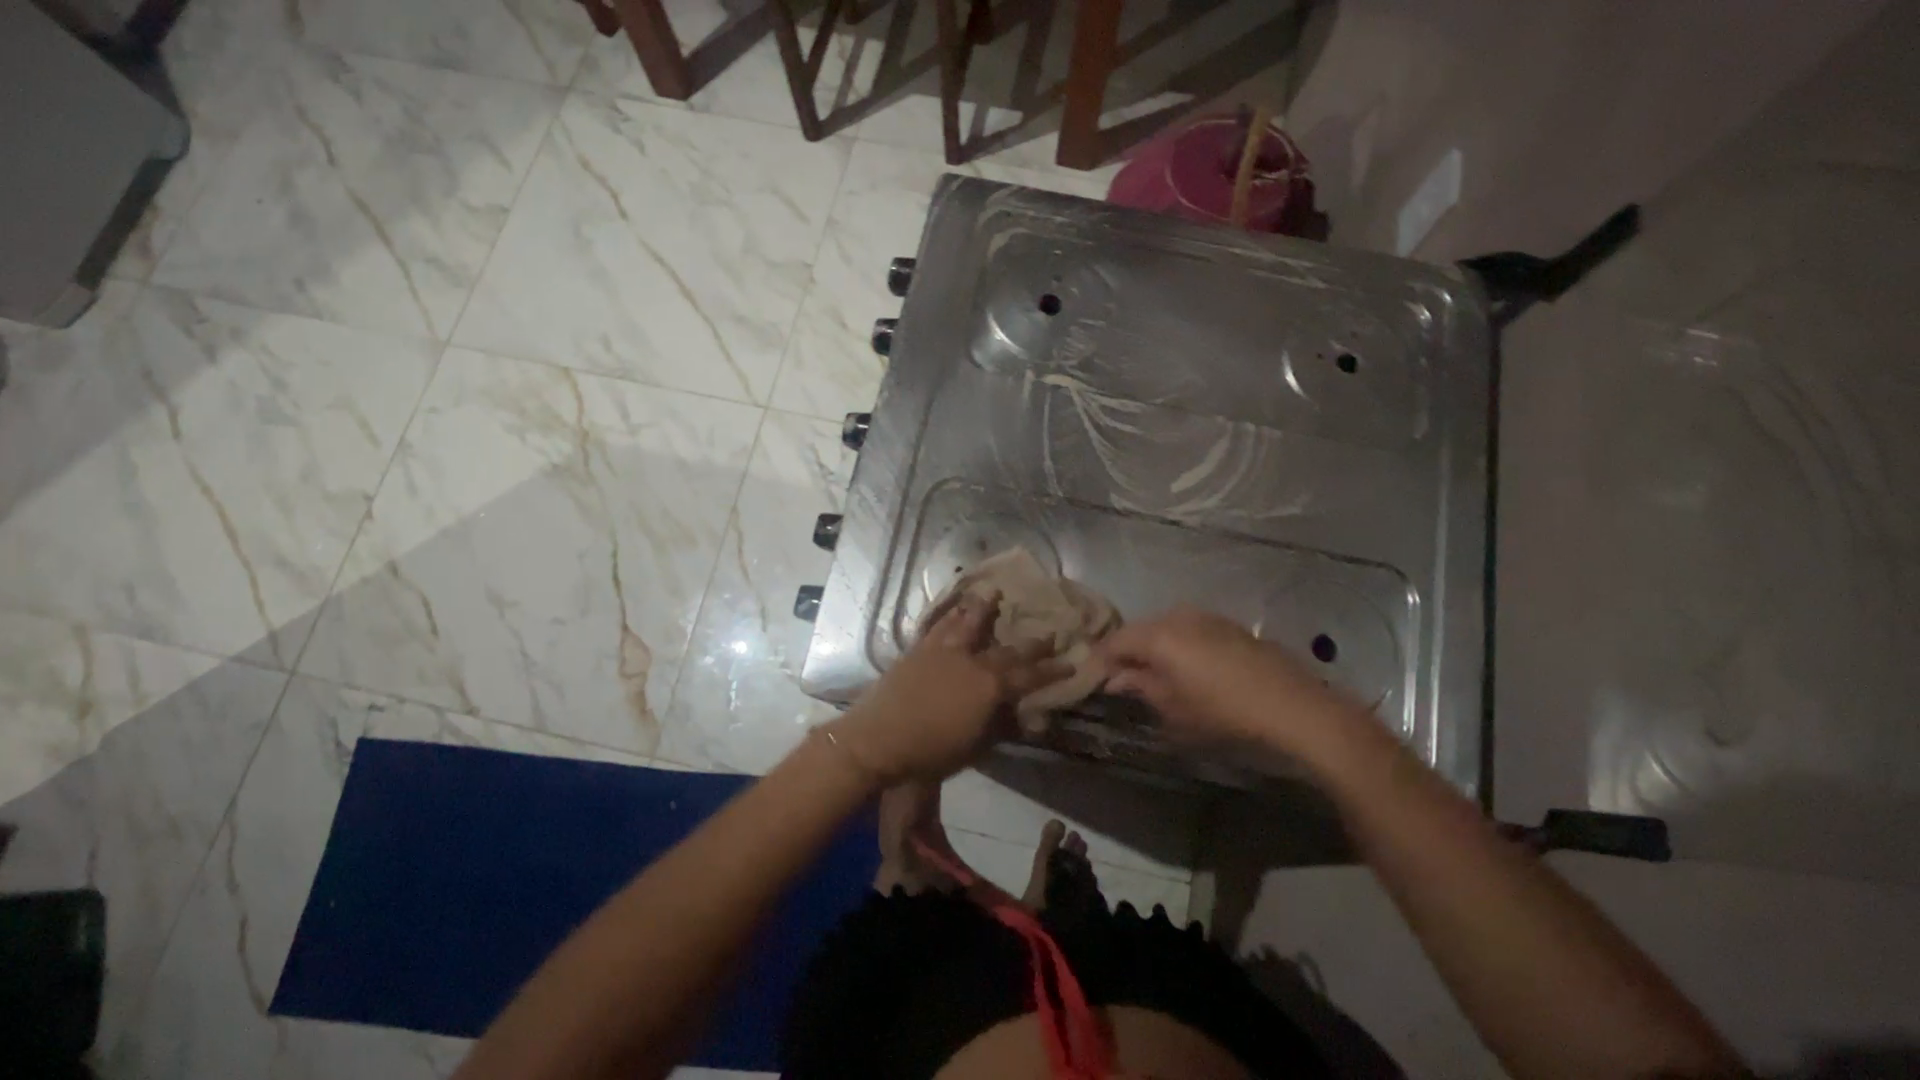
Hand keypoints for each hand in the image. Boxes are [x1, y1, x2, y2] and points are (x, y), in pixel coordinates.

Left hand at [830, 596, 1068, 781]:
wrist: (877, 739)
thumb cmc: (931, 752)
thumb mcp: (975, 746)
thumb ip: (1004, 727)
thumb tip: (1031, 719)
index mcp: (990, 686)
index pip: (1029, 676)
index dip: (1051, 670)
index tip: (1070, 662)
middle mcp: (970, 660)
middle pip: (1006, 649)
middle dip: (1030, 642)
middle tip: (1047, 631)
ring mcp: (941, 651)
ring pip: (967, 623)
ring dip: (982, 609)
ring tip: (992, 592)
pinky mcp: (916, 650)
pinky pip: (936, 627)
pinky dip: (948, 616)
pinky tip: (951, 610)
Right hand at [1098, 606, 1366, 758]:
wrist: (1292, 706)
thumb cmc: (1223, 712)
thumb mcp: (1173, 709)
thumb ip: (1140, 687)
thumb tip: (1117, 677)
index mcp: (1158, 635)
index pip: (1113, 642)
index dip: (1099, 661)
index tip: (1091, 680)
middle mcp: (1178, 616)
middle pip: (1140, 631)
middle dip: (1127, 653)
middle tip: (1120, 681)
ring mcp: (1207, 617)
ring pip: (1166, 628)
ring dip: (1155, 649)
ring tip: (1153, 677)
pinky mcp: (1230, 626)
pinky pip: (1191, 631)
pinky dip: (1180, 647)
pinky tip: (1187, 670)